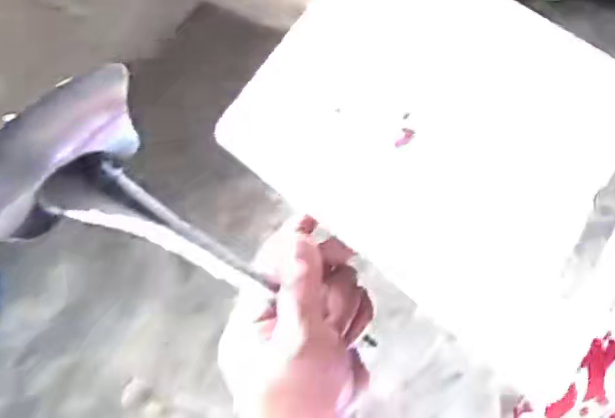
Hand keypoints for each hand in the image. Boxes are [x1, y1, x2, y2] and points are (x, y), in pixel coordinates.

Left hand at [218, 216, 372, 417]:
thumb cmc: (295, 397)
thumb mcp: (297, 340)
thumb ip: (300, 287)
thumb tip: (298, 240)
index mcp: (257, 317)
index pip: (274, 262)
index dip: (295, 239)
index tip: (315, 215)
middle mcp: (283, 314)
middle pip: (316, 266)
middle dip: (331, 282)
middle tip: (337, 291)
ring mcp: (312, 322)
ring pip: (342, 283)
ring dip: (345, 307)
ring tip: (337, 337)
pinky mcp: (336, 331)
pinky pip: (356, 302)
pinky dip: (357, 318)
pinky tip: (347, 341)